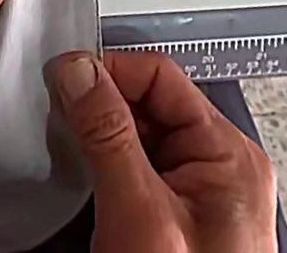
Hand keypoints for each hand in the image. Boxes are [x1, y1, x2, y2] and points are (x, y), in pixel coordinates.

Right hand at [48, 51, 277, 252]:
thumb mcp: (140, 217)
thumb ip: (108, 136)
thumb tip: (79, 71)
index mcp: (226, 155)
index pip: (158, 76)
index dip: (108, 71)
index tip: (63, 80)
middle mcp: (216, 166)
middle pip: (146, 100)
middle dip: (99, 106)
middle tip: (60, 119)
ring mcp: (195, 192)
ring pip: (135, 131)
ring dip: (96, 134)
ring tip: (69, 151)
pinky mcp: (172, 215)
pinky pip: (131, 163)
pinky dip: (101, 162)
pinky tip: (83, 177)